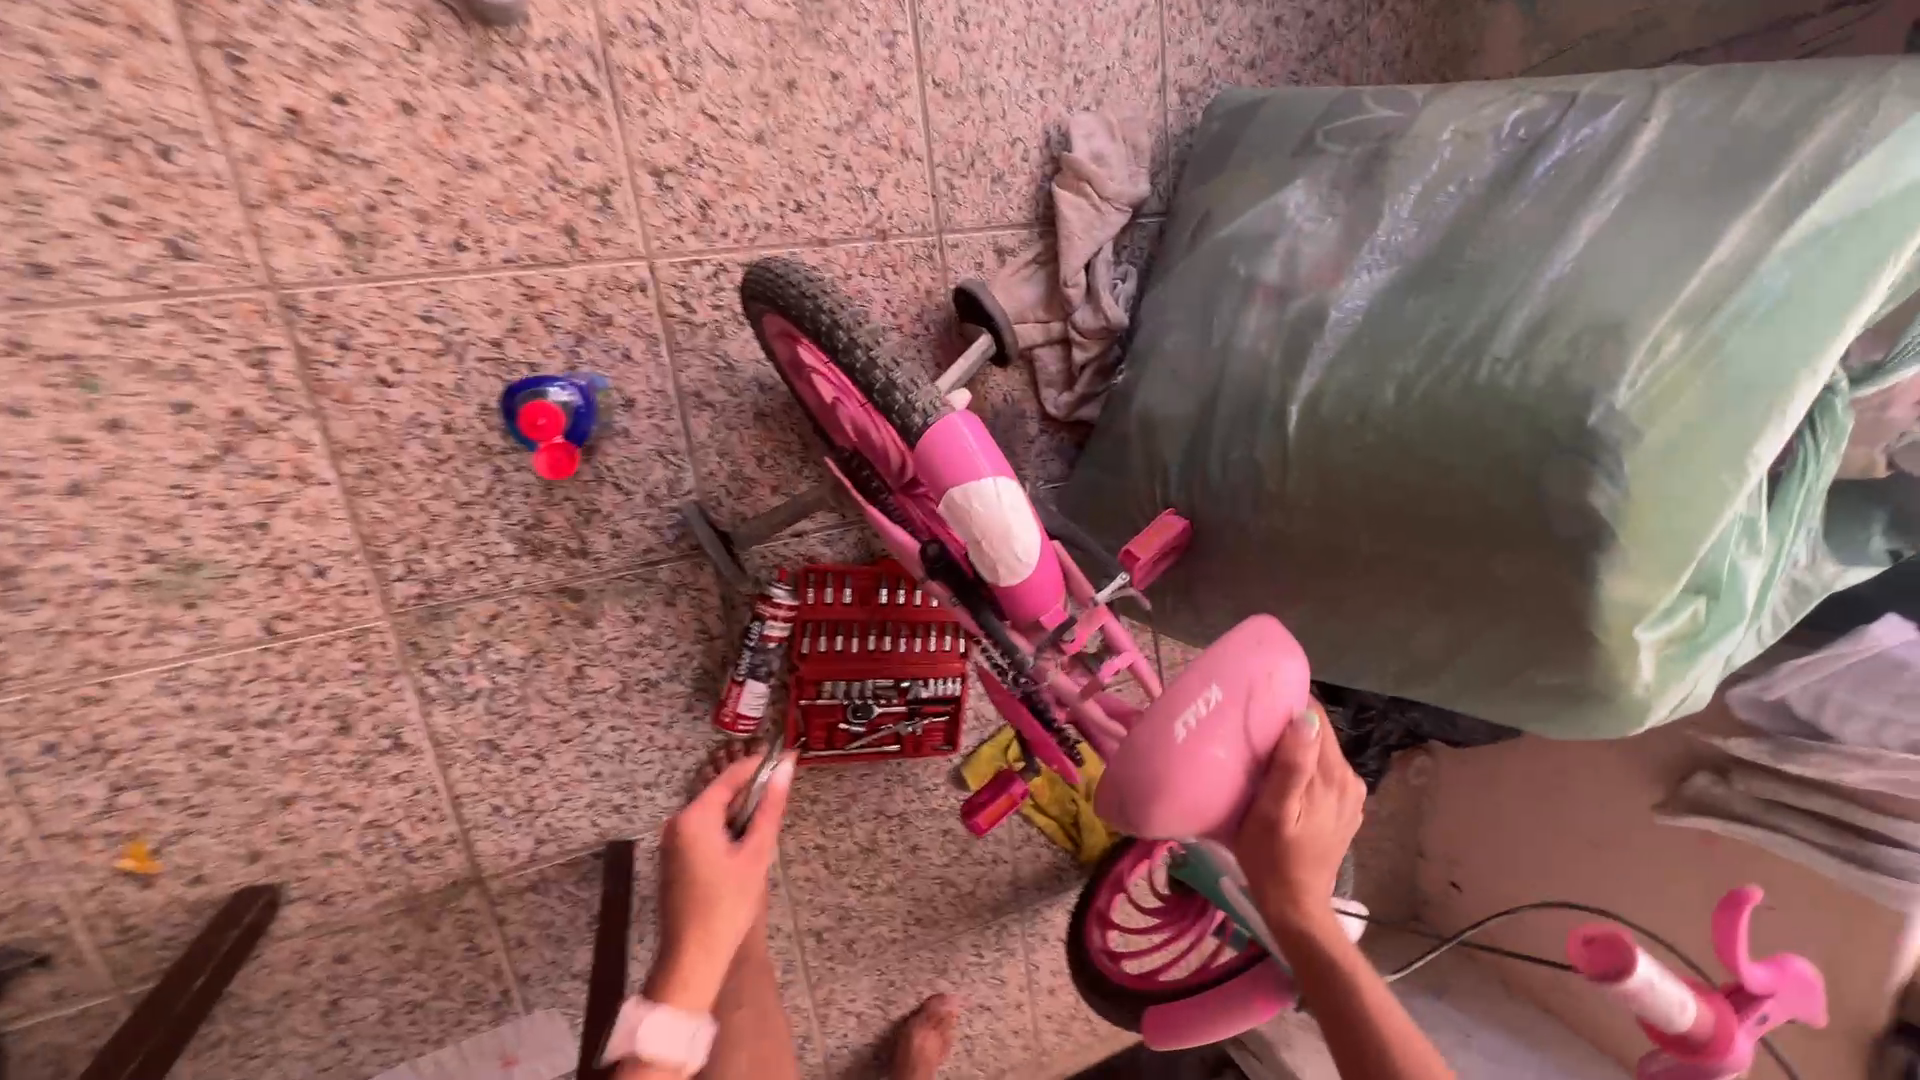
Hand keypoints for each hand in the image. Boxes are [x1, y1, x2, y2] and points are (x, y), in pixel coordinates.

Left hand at [647, 750, 796, 1013]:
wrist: (692, 957)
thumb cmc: (727, 905)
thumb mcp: (757, 853)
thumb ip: (771, 807)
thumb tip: (786, 767)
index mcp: (694, 816)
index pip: (731, 776)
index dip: (759, 766)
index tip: (785, 761)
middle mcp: (676, 822)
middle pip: (720, 795)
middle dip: (750, 796)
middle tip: (779, 806)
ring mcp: (671, 842)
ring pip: (713, 815)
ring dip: (739, 817)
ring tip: (764, 833)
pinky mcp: (673, 859)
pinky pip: (703, 832)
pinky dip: (725, 833)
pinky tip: (743, 852)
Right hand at [1231, 699, 1363, 935]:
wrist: (1294, 906)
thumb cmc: (1271, 858)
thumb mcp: (1272, 811)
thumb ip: (1291, 766)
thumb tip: (1305, 719)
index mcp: (1333, 775)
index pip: (1315, 717)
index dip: (1286, 705)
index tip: (1256, 706)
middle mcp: (1349, 779)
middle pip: (1317, 733)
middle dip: (1287, 726)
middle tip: (1250, 731)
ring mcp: (1351, 796)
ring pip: (1319, 752)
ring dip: (1293, 747)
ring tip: (1260, 754)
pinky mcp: (1345, 808)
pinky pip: (1322, 772)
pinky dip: (1302, 768)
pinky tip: (1280, 781)